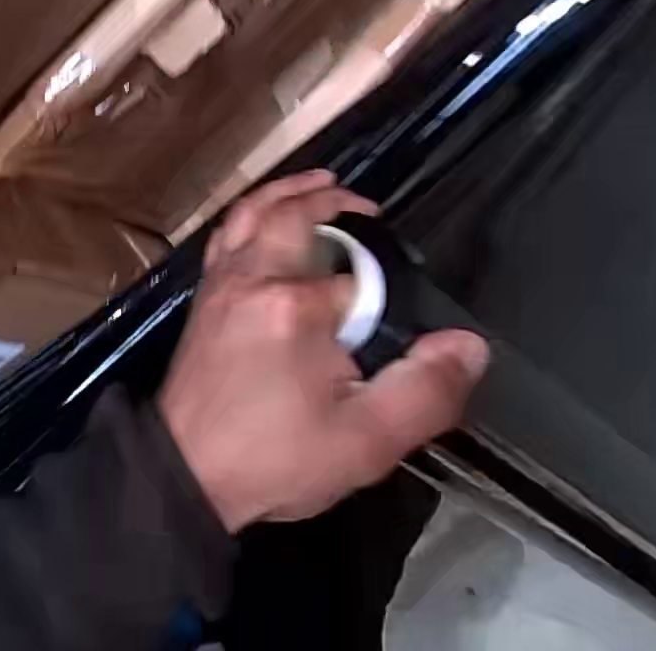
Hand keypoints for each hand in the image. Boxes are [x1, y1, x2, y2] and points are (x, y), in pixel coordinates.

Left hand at [159, 170, 490, 532]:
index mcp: (294, 305)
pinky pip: (227, 234)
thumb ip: (424, 390)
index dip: (380, 287)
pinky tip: (264, 218)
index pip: (354, 276)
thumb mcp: (364, 441)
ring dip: (285, 192)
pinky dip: (251, 213)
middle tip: (361, 204)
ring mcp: (222, 281)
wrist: (188, 472)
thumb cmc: (275, 458)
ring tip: (316, 183)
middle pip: (292, 216)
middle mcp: (253, 276)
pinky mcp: (204, 294)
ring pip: (251, 214)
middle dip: (329, 200)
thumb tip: (468, 344)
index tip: (396, 305)